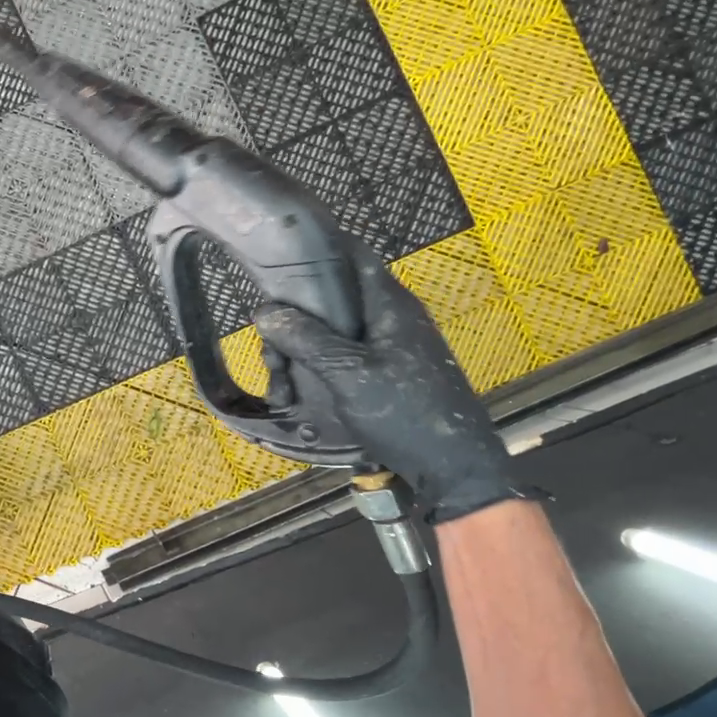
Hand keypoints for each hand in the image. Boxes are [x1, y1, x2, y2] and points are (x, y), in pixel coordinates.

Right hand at [254, 240, 518, 521]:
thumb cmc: (405, 412)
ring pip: (328, 336)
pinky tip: (297, 395)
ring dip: (298, 355)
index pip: (355, 256)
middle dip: (293, 324)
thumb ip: (307, 338)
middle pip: (329, 304)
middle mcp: (389, 320)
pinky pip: (337, 360)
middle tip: (272, 355)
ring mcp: (387, 348)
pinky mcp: (382, 373)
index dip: (320, 248)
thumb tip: (264, 309)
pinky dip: (314, 372)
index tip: (280, 256)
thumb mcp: (347, 373)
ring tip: (282, 386)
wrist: (452, 468)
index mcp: (390, 307)